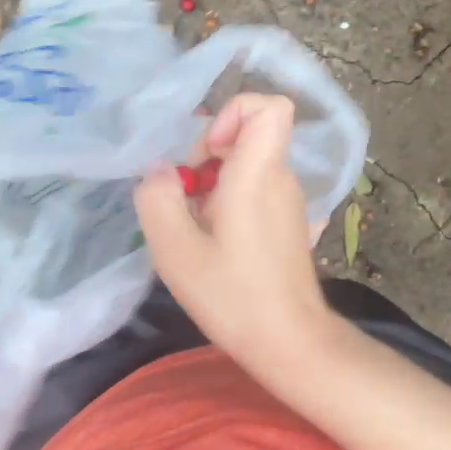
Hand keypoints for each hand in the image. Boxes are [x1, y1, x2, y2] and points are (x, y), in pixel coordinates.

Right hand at [134, 94, 336, 371]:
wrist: (291, 343)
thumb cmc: (234, 295)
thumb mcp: (176, 251)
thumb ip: (159, 200)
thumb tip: (161, 171)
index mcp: (259, 172)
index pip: (271, 106)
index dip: (235, 111)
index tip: (208, 151)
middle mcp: (281, 177)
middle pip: (248, 136)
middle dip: (209, 156)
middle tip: (188, 201)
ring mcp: (289, 200)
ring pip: (248, 166)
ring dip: (215, 186)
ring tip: (196, 230)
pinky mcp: (288, 223)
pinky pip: (255, 192)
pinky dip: (230, 205)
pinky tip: (215, 246)